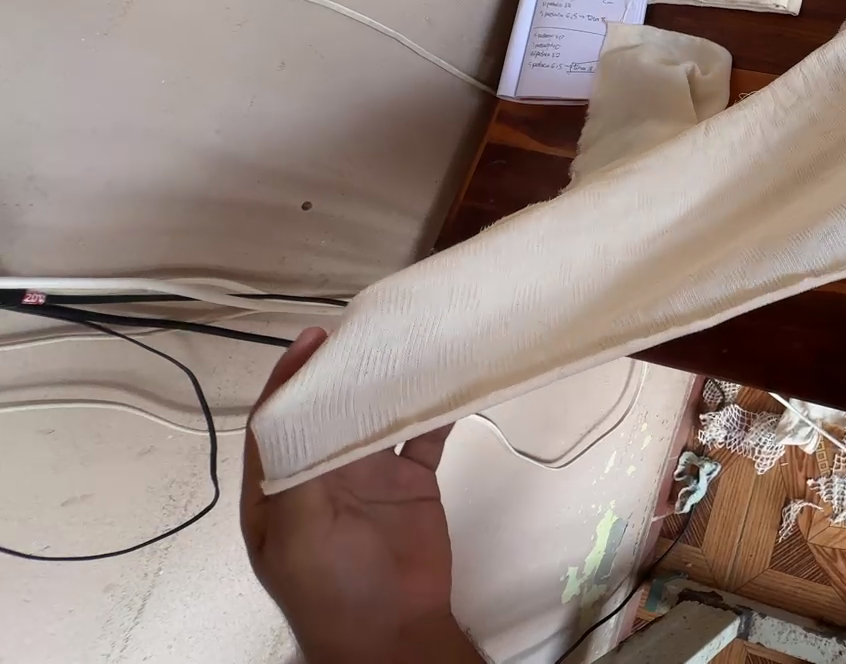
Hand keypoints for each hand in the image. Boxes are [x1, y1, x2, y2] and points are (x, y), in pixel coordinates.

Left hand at [242, 328, 481, 663]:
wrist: (395, 626)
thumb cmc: (333, 588)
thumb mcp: (300, 538)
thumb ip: (298, 478)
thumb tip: (299, 416)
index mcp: (281, 490)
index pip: (278, 424)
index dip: (292, 381)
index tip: (316, 339)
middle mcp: (324, 475)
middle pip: (331, 413)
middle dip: (347, 374)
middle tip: (373, 331)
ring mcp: (370, 476)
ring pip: (379, 418)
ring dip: (394, 387)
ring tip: (414, 348)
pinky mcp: (412, 479)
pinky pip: (424, 435)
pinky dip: (439, 410)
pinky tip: (454, 386)